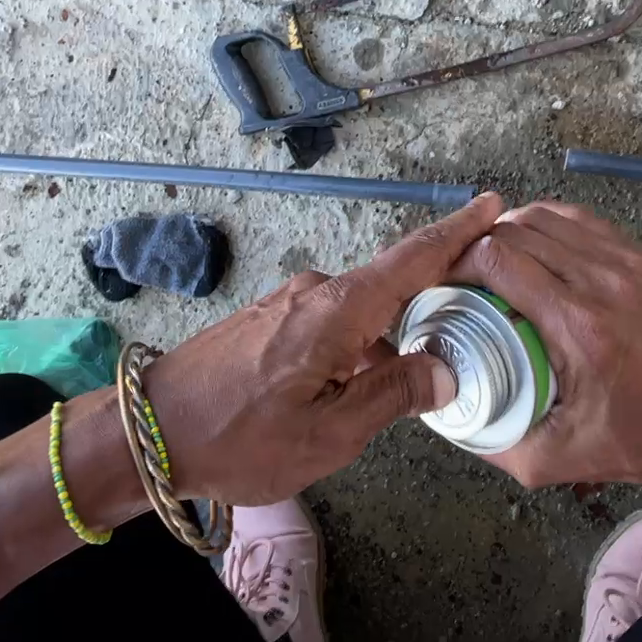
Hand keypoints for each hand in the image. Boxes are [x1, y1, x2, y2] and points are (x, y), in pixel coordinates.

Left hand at [143, 192, 505, 504]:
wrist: (149, 429)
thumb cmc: (240, 437)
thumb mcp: (329, 434)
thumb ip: (391, 395)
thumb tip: (444, 369)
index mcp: (339, 310)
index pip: (412, 259)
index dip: (457, 232)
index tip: (491, 204)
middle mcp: (318, 291)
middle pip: (392, 282)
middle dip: (434, 293)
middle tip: (473, 314)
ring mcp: (290, 300)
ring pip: (361, 307)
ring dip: (391, 329)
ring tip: (415, 368)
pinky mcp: (272, 316)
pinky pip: (333, 318)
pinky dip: (360, 338)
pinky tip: (360, 377)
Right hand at [449, 201, 641, 487]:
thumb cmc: (628, 441)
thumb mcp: (550, 459)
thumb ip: (489, 438)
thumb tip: (437, 409)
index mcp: (577, 327)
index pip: (498, 260)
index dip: (460, 263)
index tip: (446, 282)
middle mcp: (601, 282)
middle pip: (515, 231)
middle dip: (478, 245)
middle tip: (464, 272)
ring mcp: (625, 262)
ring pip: (543, 215)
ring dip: (509, 231)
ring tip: (494, 258)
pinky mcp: (638, 255)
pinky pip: (576, 218)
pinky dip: (544, 224)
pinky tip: (532, 246)